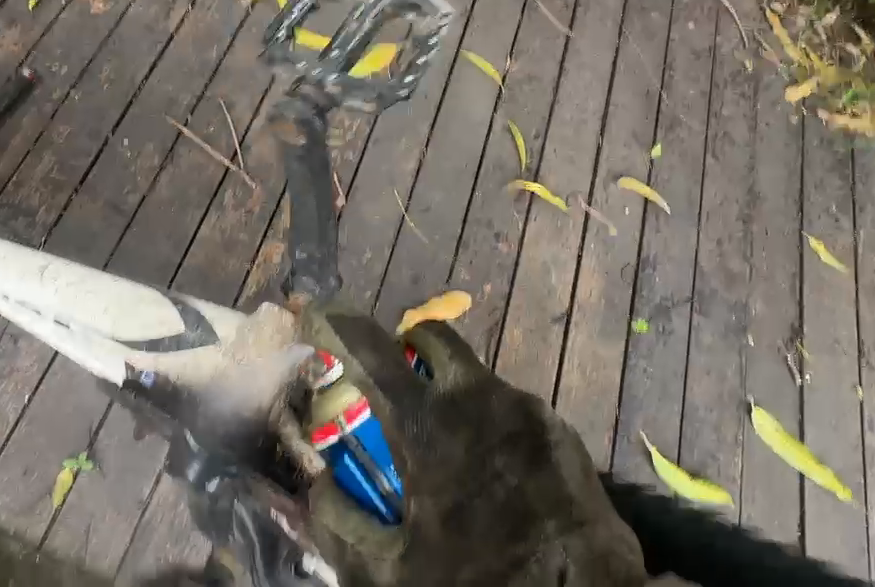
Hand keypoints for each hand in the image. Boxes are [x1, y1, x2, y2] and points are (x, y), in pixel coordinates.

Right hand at [299, 306, 646, 586]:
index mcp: (428, 425)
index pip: (368, 349)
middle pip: (432, 335)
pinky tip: (491, 475)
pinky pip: (511, 409)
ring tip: (446, 452)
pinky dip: (488, 424)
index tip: (314, 315)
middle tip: (393, 381)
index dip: (334, 324)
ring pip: (475, 376)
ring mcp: (525, 409)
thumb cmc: (477, 586)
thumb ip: (340, 522)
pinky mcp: (560, 430)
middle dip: (405, 345)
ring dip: (450, 394)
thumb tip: (321, 482)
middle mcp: (478, 398)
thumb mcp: (388, 575)